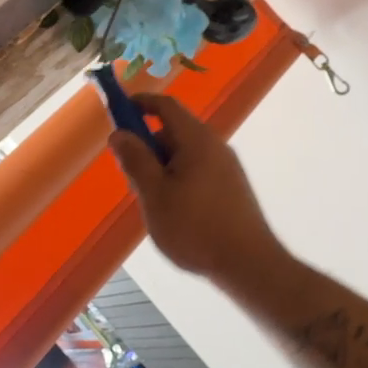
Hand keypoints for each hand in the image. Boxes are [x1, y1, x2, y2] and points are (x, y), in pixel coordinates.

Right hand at [107, 93, 286, 281]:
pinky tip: (175, 213)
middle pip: (174, 132)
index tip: (119, 109)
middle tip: (131, 177)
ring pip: (185, 155)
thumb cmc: (195, 227)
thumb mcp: (155, 194)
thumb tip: (119, 133)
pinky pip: (198, 171)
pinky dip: (179, 180)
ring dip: (162, 168)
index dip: (141, 103)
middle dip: (148, 146)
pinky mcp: (233, 188)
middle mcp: (215, 146)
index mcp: (196, 140)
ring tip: (153, 203)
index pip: (166, 106)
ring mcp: (227, 167)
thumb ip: (135, 160)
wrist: (249, 264)